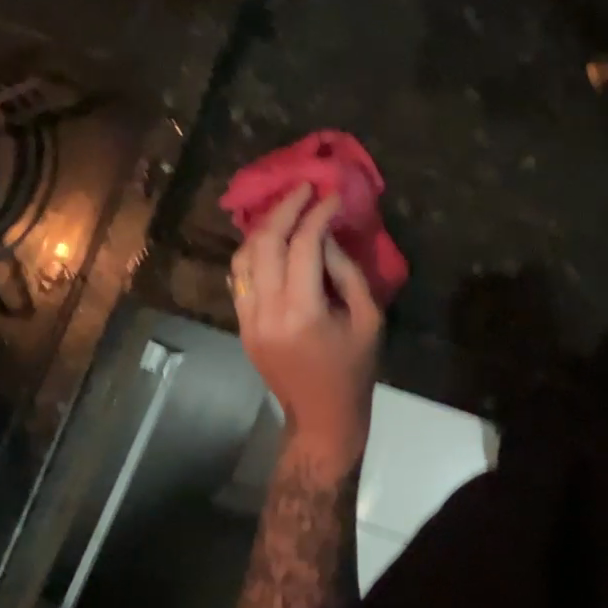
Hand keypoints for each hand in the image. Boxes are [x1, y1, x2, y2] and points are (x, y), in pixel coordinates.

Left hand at [232, 185, 384, 471]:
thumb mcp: (367, 318)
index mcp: (302, 311)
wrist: (321, 418)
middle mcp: (267, 311)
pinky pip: (240, 278)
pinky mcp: (242, 325)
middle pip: (265, 243)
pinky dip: (253, 252)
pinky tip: (271, 239)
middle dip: (285, 209)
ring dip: (264, 227)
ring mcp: (248, 319)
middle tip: (304, 188)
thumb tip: (325, 235)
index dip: (317, 215)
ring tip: (286, 208)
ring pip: (244, 257)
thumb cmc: (354, 369)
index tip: (331, 195)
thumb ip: (346, 272)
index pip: (303, 246)